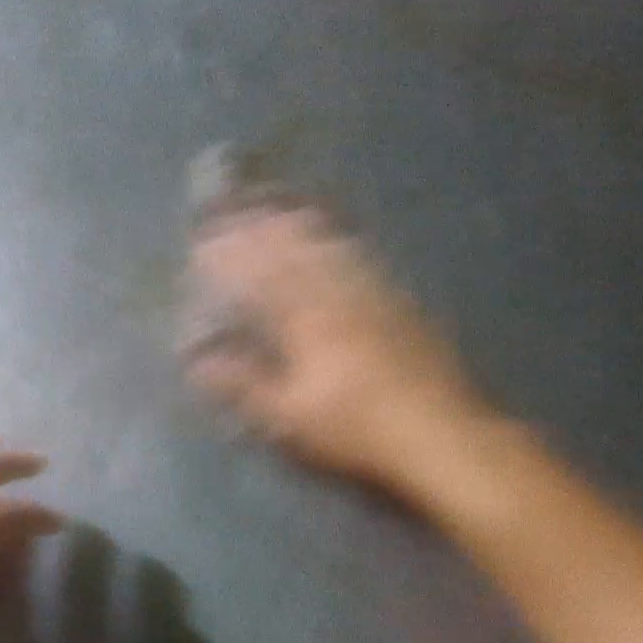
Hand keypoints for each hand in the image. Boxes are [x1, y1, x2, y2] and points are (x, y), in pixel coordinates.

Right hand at [182, 202, 489, 486]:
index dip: (236, 255)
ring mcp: (380, 300)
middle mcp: (343, 299)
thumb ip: (243, 383)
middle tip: (248, 206)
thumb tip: (200, 361)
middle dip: (270, 229)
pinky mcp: (409, 311)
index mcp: (308, 322)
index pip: (264, 277)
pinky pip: (370, 266)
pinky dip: (348, 248)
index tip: (210, 237)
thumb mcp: (287, 416)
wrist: (442, 436)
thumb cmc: (354, 430)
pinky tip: (346, 246)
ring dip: (308, 230)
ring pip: (337, 253)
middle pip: (301, 253)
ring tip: (290, 210)